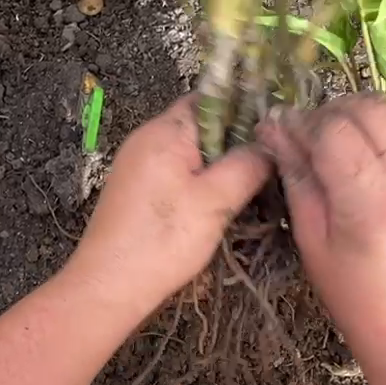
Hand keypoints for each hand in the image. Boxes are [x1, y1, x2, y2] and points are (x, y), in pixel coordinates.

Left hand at [68, 96, 271, 308]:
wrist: (109, 286)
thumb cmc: (163, 239)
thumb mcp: (215, 201)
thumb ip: (247, 164)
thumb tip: (271, 143)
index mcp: (164, 131)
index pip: (209, 98)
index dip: (244, 106)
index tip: (276, 125)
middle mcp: (147, 139)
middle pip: (201, 124)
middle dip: (236, 139)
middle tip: (273, 159)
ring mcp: (139, 164)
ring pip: (191, 151)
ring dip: (221, 163)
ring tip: (256, 182)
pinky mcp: (138, 189)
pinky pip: (177, 171)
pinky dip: (201, 180)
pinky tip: (224, 201)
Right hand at [257, 95, 385, 350]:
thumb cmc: (348, 289)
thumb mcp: (308, 235)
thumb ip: (296, 175)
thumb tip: (272, 129)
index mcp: (371, 200)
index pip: (334, 130)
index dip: (301, 123)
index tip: (278, 131)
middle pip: (367, 108)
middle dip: (327, 111)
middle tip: (303, 136)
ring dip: (349, 116)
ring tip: (325, 143)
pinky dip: (367, 132)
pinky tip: (348, 158)